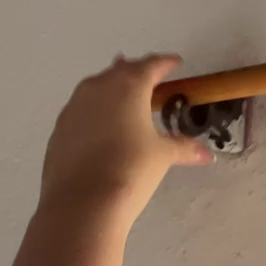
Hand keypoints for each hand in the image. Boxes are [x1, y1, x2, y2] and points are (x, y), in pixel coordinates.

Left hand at [38, 54, 211, 233]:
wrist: (81, 203)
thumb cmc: (131, 169)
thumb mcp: (162, 156)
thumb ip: (183, 148)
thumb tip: (206, 155)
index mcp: (129, 86)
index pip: (151, 65)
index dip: (165, 63)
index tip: (175, 62)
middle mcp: (99, 88)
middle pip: (121, 71)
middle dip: (137, 72)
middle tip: (151, 77)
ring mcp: (74, 107)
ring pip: (97, 87)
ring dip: (113, 88)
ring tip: (124, 95)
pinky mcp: (59, 128)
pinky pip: (82, 109)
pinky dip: (96, 110)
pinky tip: (101, 125)